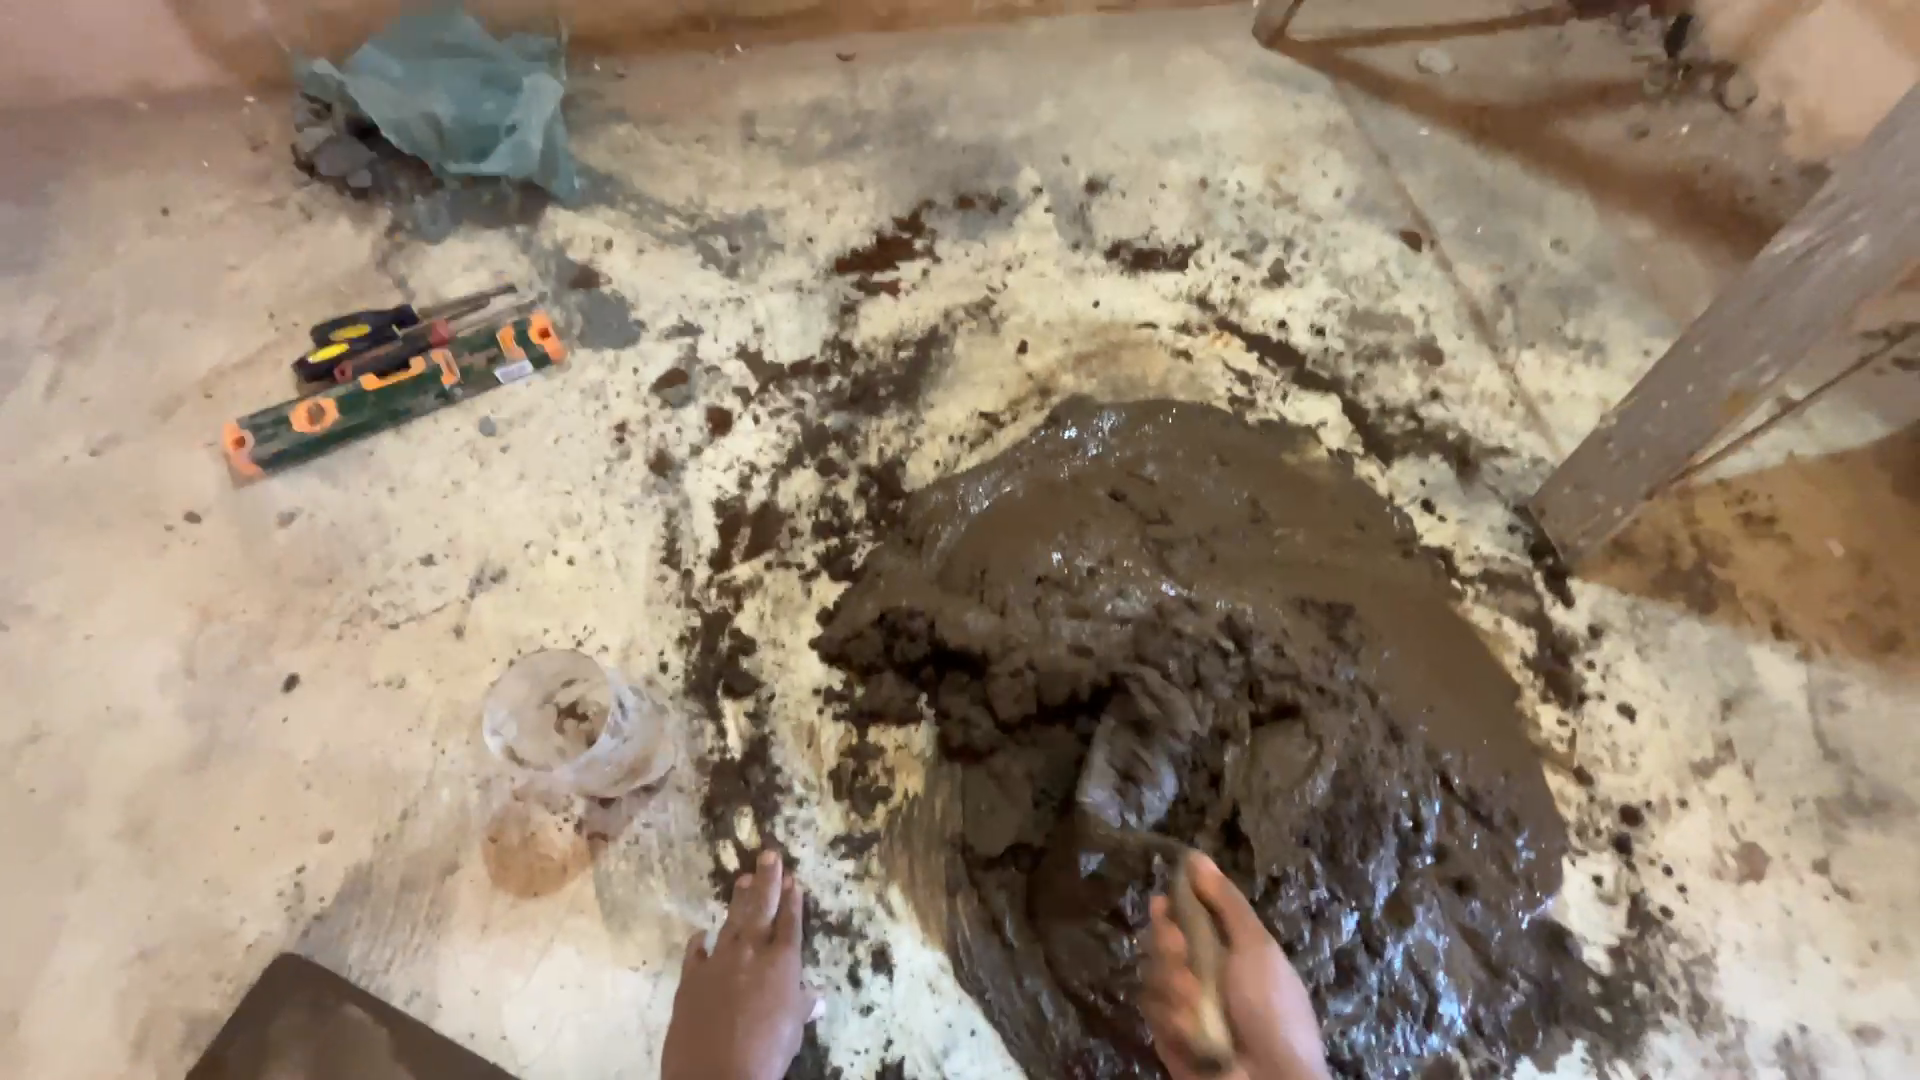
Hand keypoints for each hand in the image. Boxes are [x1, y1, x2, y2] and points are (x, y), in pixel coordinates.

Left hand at [661, 850, 816, 1079]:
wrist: (715, 1077)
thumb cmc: (766, 1054)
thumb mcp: (793, 1030)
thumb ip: (801, 1007)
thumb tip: (814, 998)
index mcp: (783, 962)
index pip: (790, 921)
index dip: (792, 899)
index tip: (793, 879)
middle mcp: (752, 952)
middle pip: (762, 907)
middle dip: (768, 879)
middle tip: (769, 853)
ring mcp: (719, 962)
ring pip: (732, 921)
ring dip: (739, 900)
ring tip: (743, 879)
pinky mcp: (691, 979)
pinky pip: (696, 952)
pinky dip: (701, 941)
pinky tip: (702, 932)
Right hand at [1143, 853, 1330, 1079]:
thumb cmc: (1272, 1010)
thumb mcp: (1256, 947)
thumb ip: (1225, 901)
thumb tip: (1195, 856)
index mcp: (1226, 950)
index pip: (1185, 915)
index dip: (1171, 907)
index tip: (1162, 903)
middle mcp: (1202, 973)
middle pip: (1161, 940)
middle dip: (1167, 945)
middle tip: (1182, 955)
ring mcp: (1183, 1006)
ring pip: (1153, 973)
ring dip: (1173, 985)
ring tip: (1195, 1004)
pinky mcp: (1168, 1037)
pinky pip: (1152, 1010)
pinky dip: (1171, 1018)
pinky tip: (1193, 1030)